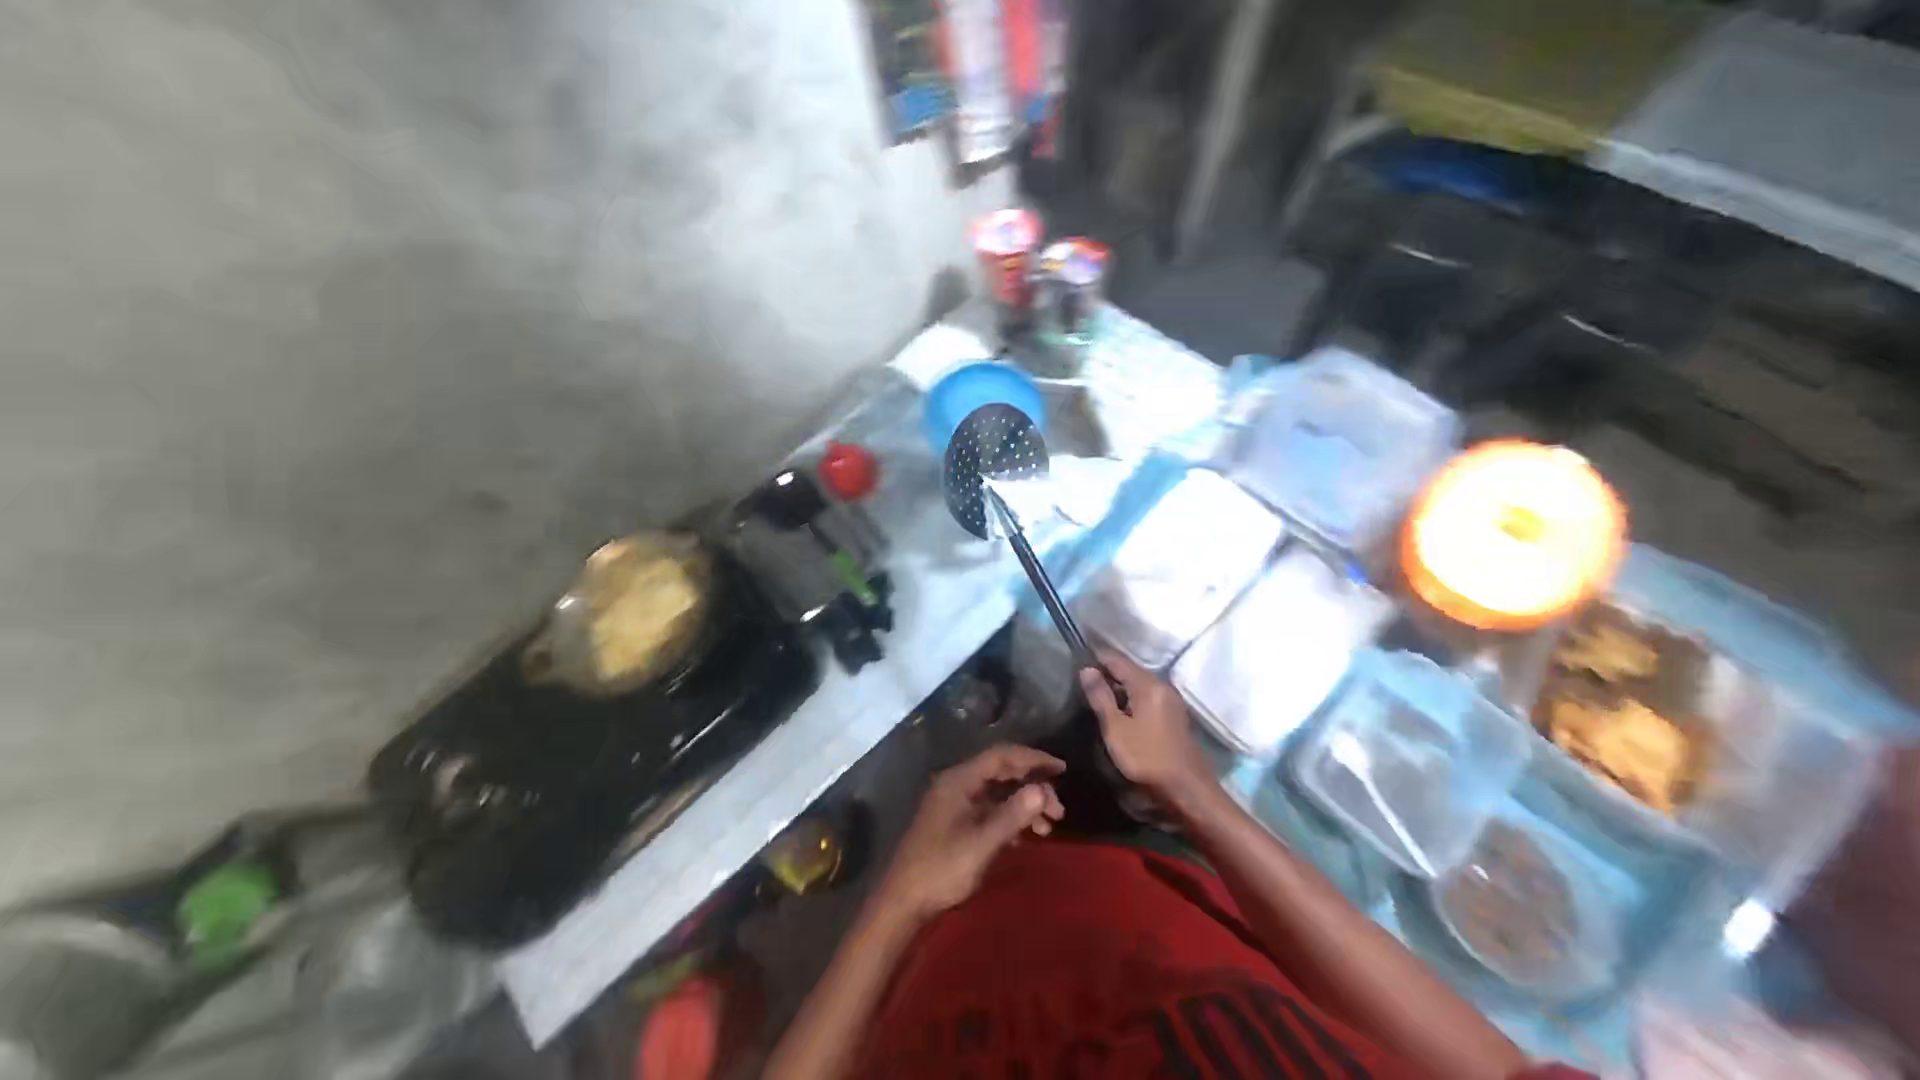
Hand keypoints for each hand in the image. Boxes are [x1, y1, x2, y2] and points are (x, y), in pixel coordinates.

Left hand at [872, 744, 1065, 923]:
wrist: (903, 902)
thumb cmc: (942, 869)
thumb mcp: (981, 843)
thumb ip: (1012, 814)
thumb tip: (1042, 790)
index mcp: (959, 780)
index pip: (1001, 756)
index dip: (1033, 759)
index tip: (1062, 769)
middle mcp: (956, 785)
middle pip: (1001, 773)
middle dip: (1033, 787)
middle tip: (1059, 811)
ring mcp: (954, 804)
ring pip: (997, 794)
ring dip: (1024, 806)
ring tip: (1047, 829)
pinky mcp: (955, 823)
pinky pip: (989, 810)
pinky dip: (1010, 818)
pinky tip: (1025, 837)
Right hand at [1080, 649, 1213, 802]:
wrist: (1187, 789)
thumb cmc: (1147, 758)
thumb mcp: (1116, 729)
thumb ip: (1101, 697)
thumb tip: (1087, 669)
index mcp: (1148, 685)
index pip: (1117, 660)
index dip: (1096, 657)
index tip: (1076, 657)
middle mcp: (1162, 686)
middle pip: (1130, 670)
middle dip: (1107, 671)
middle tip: (1082, 677)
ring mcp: (1171, 701)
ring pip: (1139, 684)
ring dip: (1119, 686)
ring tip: (1095, 692)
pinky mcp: (1173, 715)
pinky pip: (1147, 696)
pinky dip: (1130, 697)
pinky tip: (1118, 708)